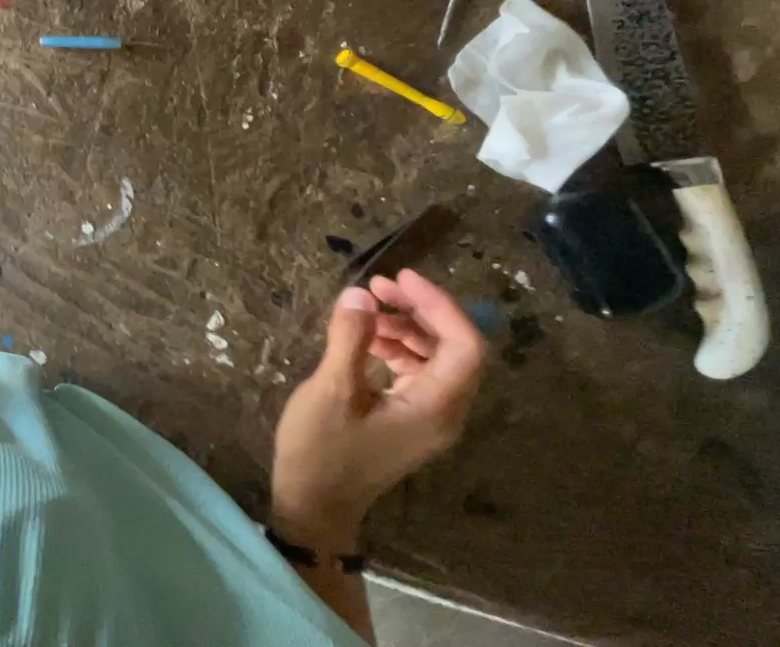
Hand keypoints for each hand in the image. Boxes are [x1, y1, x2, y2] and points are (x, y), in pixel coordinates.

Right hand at [271, 270, 485, 553]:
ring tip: (362, 310)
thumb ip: (349, 340)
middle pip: (454, 348)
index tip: (399, 278)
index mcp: (435, 407)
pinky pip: (416, 372)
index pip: (464, 346)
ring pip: (434, 358)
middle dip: (419, 311)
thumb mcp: (330, 390)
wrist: (314, 501)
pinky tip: (362, 338)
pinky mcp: (408, 418)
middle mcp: (444, 412)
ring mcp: (428, 417)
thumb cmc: (322, 449)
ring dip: (404, 327)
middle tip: (375, 286)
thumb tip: (359, 294)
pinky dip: (395, 348)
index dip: (438, 305)